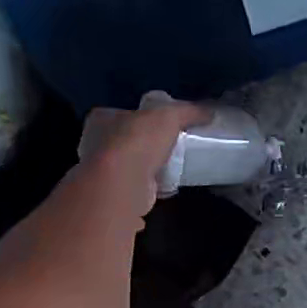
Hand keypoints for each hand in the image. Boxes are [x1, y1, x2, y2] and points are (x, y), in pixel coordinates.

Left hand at [71, 91, 211, 219]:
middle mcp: (95, 145)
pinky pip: (136, 189)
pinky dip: (149, 190)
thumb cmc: (139, 140)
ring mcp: (102, 174)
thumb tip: (210, 112)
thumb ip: (188, 111)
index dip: (138, 116)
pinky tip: (166, 189)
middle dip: (143, 145)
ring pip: (128, 167)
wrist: (124, 184)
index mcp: (101, 120)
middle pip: (123, 141)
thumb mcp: (169, 115)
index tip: (157, 123)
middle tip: (167, 146)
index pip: (118, 113)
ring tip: (170, 168)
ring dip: (146, 169)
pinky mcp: (115, 196)